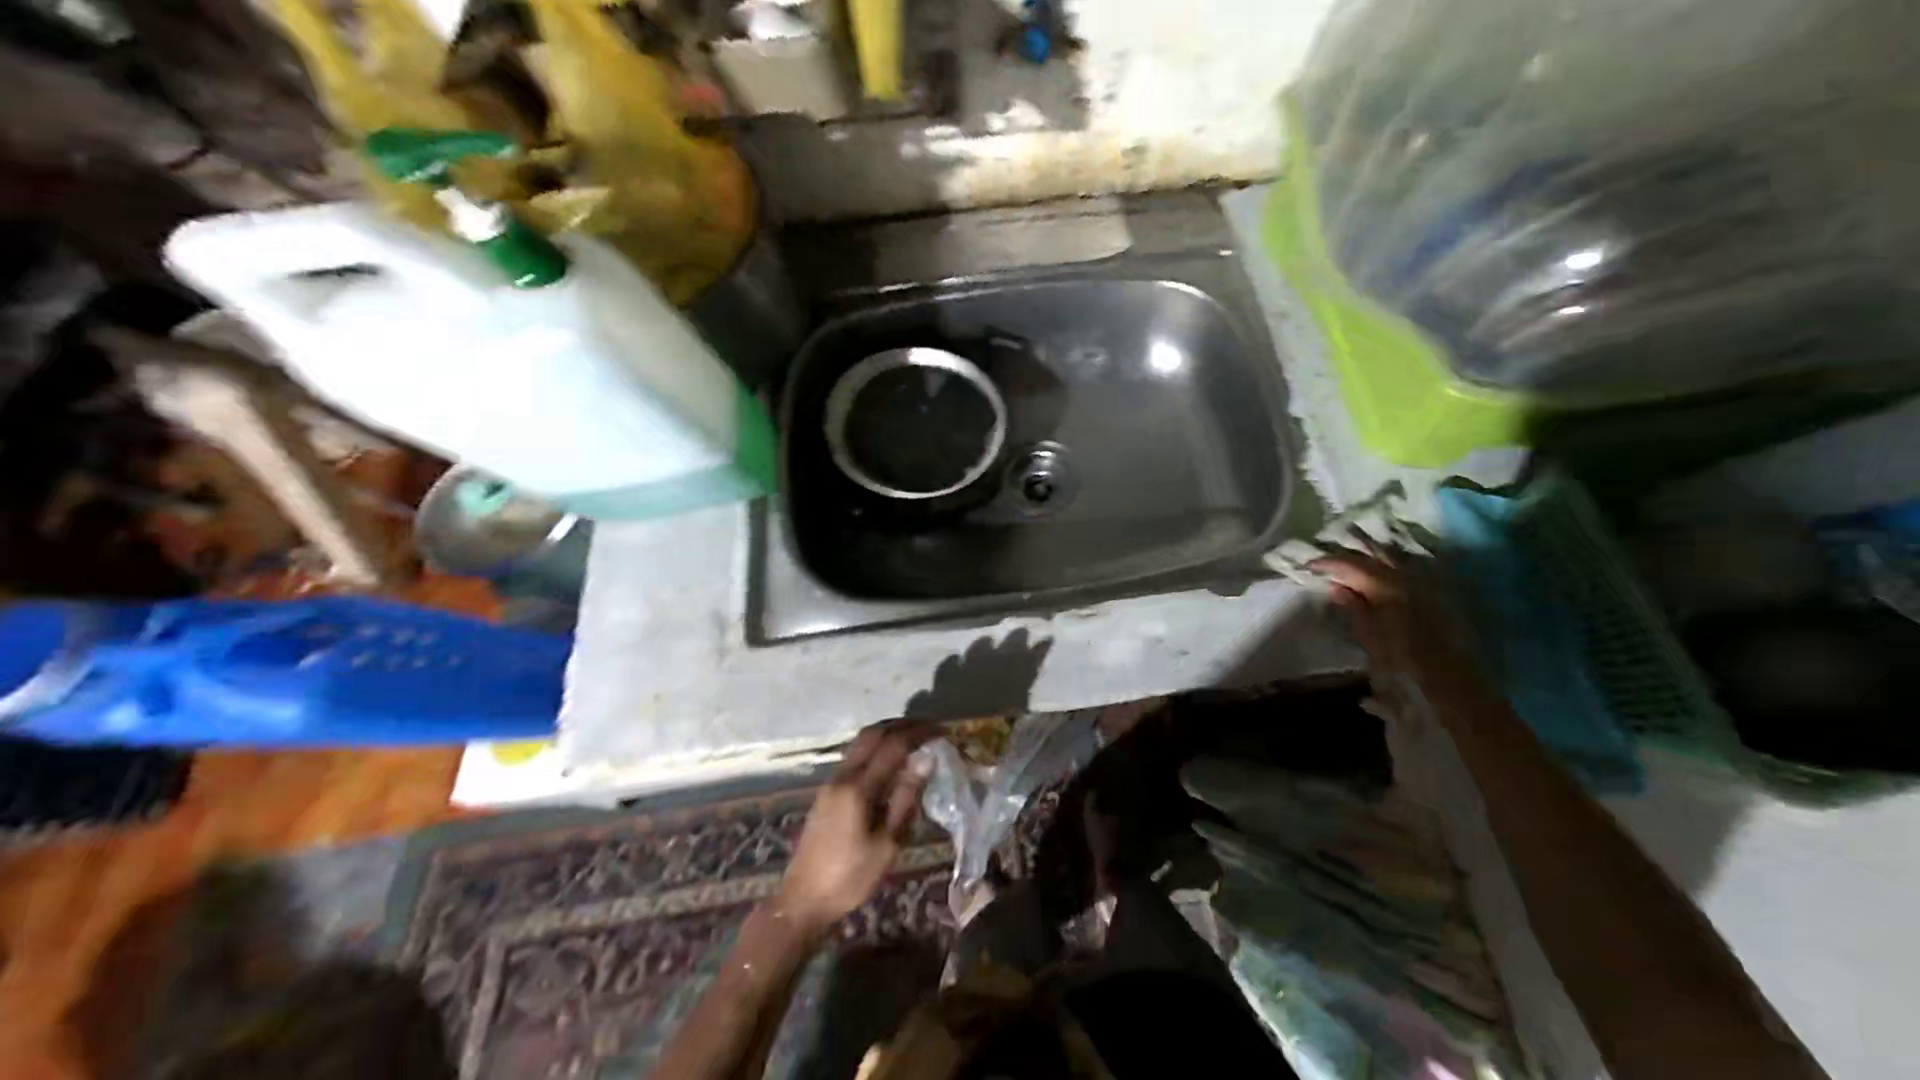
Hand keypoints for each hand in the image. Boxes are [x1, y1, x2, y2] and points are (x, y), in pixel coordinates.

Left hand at [776, 722, 933, 934]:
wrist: (803, 900)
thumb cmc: (850, 878)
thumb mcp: (887, 844)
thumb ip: (906, 798)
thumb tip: (926, 760)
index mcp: (858, 787)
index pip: (893, 745)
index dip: (919, 733)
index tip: (943, 731)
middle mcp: (842, 776)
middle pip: (873, 734)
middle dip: (902, 725)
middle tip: (930, 728)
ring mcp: (832, 782)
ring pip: (861, 742)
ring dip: (888, 733)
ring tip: (915, 738)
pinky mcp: (828, 792)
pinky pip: (855, 756)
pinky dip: (876, 748)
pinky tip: (892, 761)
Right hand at [1311, 547, 1463, 681]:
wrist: (1456, 694)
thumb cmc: (1405, 670)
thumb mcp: (1371, 641)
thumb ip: (1355, 611)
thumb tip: (1337, 587)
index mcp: (1388, 590)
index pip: (1354, 566)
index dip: (1329, 564)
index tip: (1309, 566)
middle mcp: (1410, 582)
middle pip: (1377, 559)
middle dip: (1352, 557)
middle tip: (1329, 562)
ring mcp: (1428, 590)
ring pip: (1396, 563)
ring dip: (1373, 560)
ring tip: (1353, 565)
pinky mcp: (1441, 601)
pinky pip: (1411, 574)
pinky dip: (1392, 570)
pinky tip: (1384, 577)